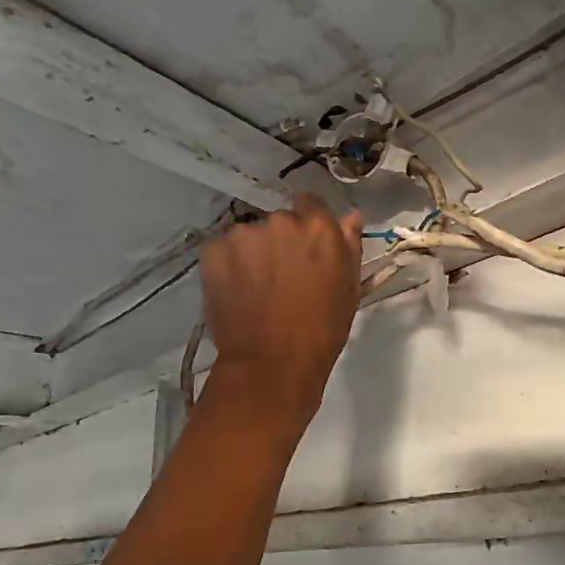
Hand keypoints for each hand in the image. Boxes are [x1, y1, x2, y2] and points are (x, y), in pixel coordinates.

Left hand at [199, 195, 363, 422]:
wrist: (273, 362)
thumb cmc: (323, 327)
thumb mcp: (349, 286)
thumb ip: (349, 244)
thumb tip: (351, 216)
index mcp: (319, 227)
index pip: (309, 202)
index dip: (307, 221)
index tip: (305, 245)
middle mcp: (281, 221)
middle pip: (279, 220)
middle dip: (280, 240)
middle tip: (281, 273)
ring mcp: (244, 235)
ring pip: (249, 235)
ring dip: (253, 251)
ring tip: (256, 286)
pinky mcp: (213, 251)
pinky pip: (223, 249)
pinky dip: (228, 263)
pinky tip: (236, 289)